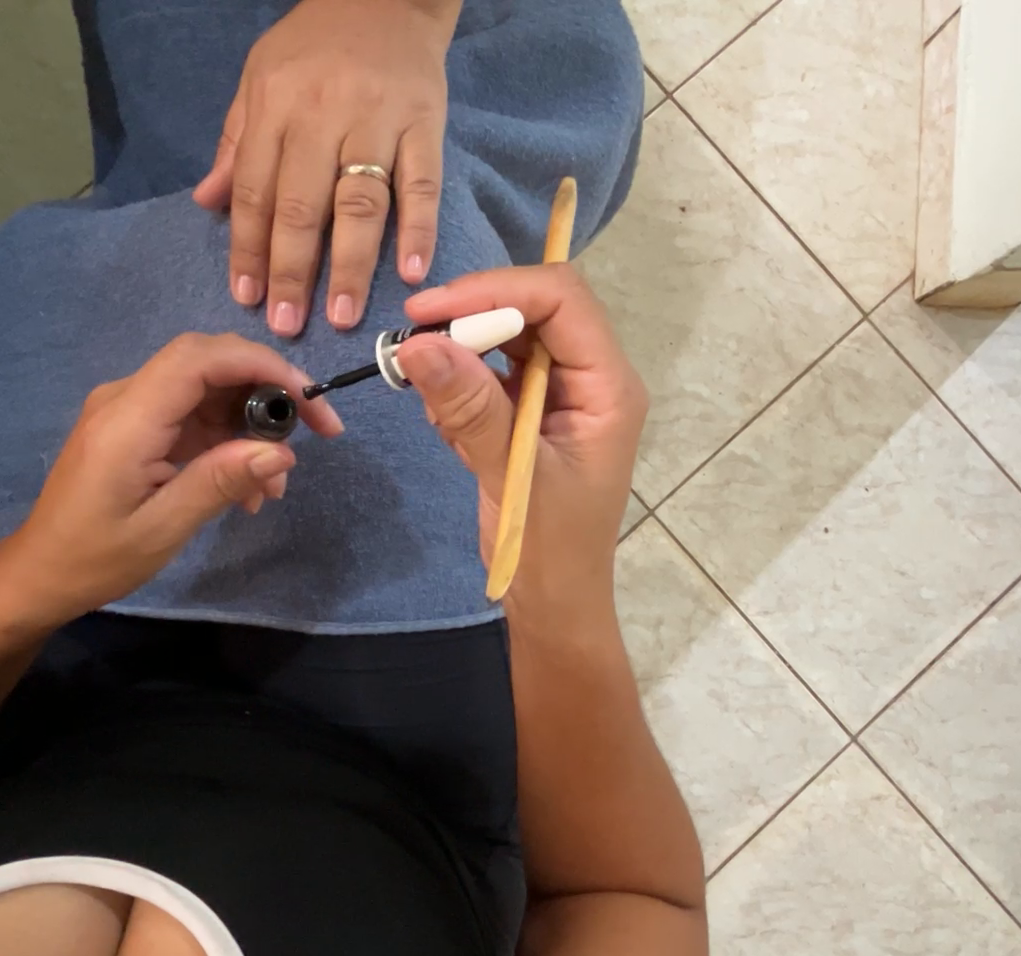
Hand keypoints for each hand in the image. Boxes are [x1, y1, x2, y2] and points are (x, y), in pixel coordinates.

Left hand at [0, 333, 342, 627]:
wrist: (41, 573)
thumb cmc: (96, 558)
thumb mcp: (164, 528)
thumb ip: (220, 481)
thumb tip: (281, 452)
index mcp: (128, 418)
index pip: (201, 358)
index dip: (263, 365)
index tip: (310, 399)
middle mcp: (128, 398)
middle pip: (210, 361)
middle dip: (270, 386)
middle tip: (318, 430)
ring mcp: (132, 409)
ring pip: (210, 389)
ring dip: (254, 423)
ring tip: (275, 483)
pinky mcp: (140, 427)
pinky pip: (197, 416)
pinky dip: (231, 441)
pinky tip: (247, 486)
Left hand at [192, 0, 458, 336]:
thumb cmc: (316, 46)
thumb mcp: (259, 79)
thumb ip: (236, 142)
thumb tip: (207, 203)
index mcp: (275, 105)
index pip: (255, 189)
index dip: (248, 247)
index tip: (247, 297)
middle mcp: (323, 114)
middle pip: (303, 205)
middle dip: (292, 270)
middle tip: (288, 323)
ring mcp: (378, 120)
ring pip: (359, 202)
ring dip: (351, 265)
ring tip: (343, 317)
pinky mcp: (424, 125)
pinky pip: (422, 184)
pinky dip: (418, 230)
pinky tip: (412, 273)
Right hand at [392, 265, 647, 616]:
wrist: (554, 601)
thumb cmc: (551, 550)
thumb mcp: (513, 476)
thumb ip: (471, 409)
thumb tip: (417, 344)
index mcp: (608, 387)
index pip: (562, 300)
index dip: (497, 291)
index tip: (429, 312)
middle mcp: (590, 379)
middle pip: (534, 311)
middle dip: (472, 320)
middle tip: (412, 345)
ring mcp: (560, 396)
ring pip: (508, 341)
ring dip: (462, 358)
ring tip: (432, 402)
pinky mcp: (532, 414)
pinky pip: (493, 376)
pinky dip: (461, 389)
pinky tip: (447, 427)